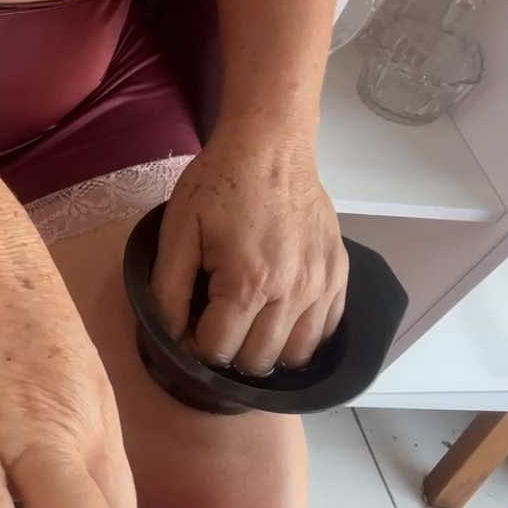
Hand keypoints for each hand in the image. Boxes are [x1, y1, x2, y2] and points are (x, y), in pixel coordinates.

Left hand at [151, 128, 346, 375]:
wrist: (271, 145)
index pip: (216, 351)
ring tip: (245, 324)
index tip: (185, 326)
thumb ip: (167, 289)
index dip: (192, 347)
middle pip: (257, 361)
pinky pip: (324, 331)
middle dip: (227, 354)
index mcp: (247, 284)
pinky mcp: (340, 275)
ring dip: (265, 351)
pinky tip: (277, 319)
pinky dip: (299, 337)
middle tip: (212, 324)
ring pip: (295, 355)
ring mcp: (321, 286)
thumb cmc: (218, 184)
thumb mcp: (176, 232)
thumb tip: (170, 335)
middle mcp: (292, 293)